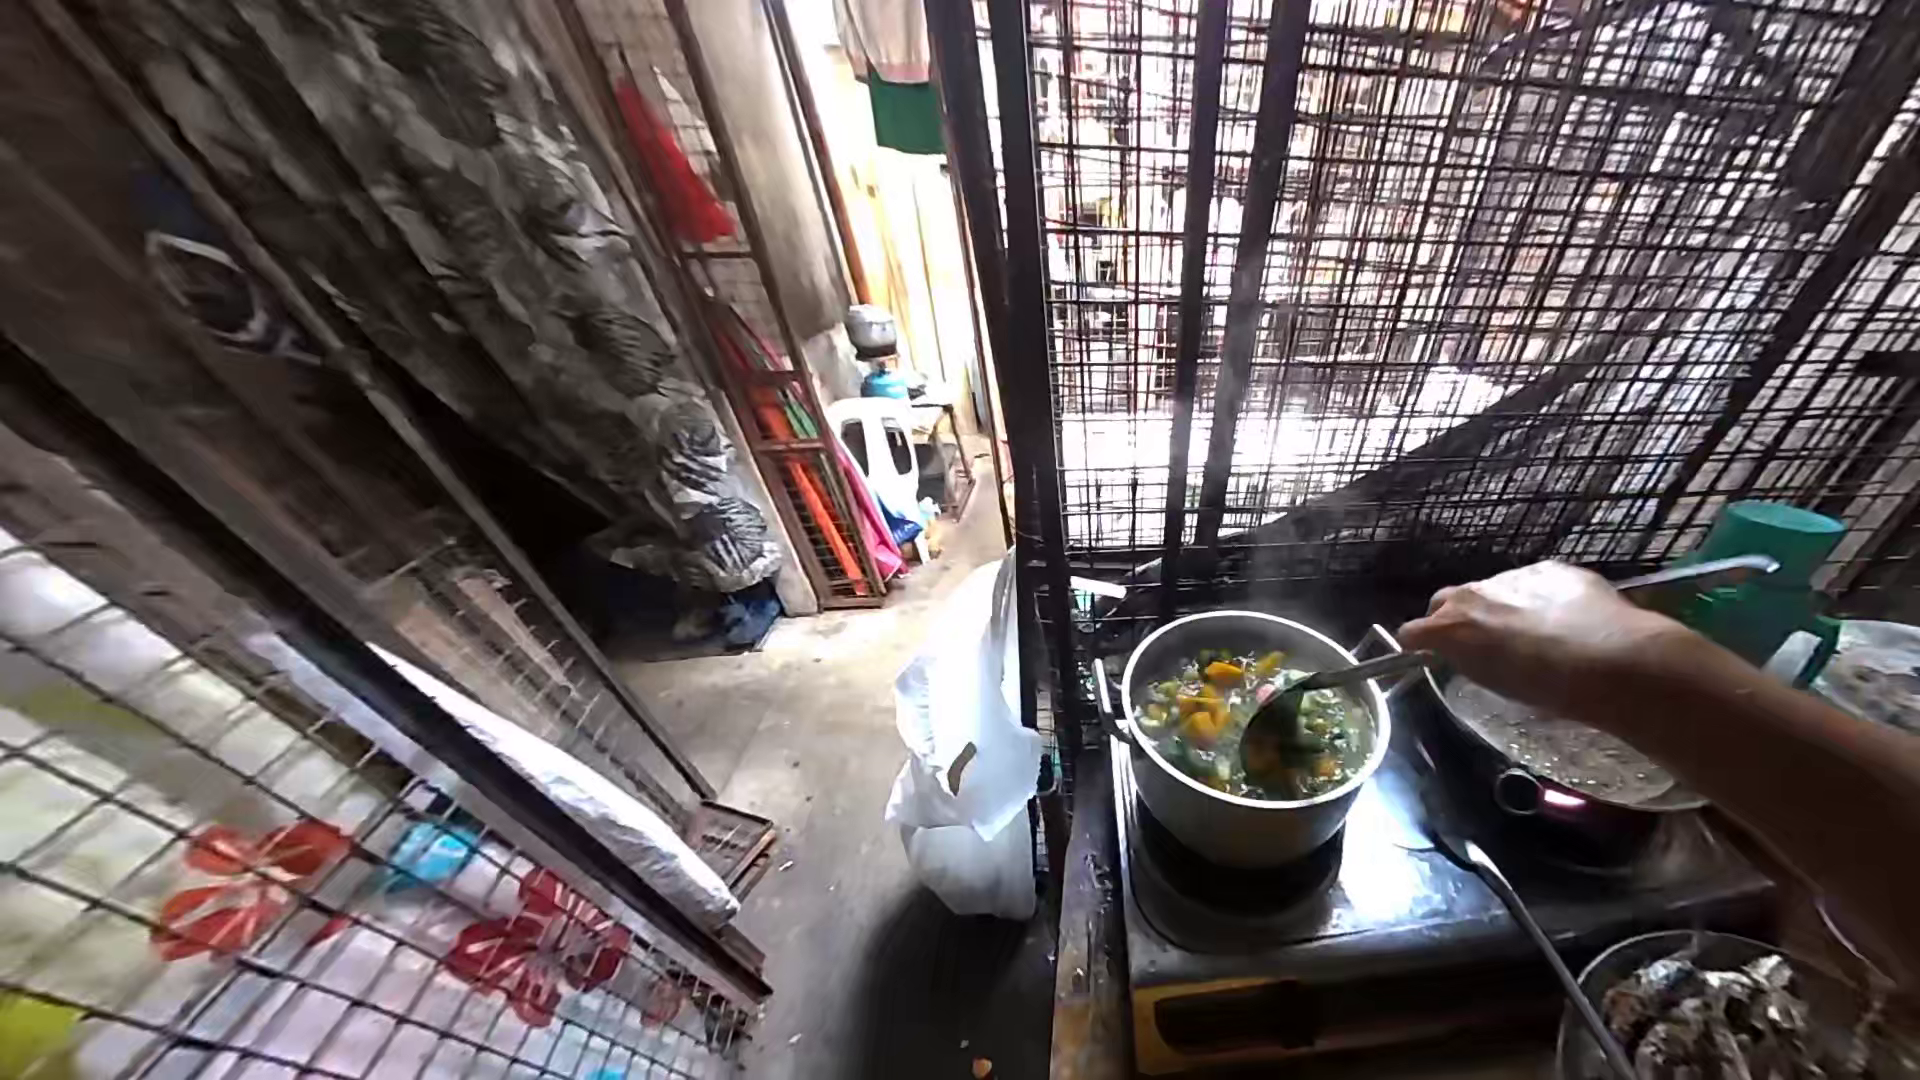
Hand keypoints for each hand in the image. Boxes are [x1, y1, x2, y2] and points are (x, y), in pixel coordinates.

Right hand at [1397, 561, 1696, 719]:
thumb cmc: (1546, 686)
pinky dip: (1542, 595)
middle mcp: (1467, 595)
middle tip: (1486, 640)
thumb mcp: (1491, 681)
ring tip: (1536, 628)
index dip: (1421, 643)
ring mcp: (1508, 578)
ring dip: (1502, 605)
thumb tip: (1465, 650)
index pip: (1411, 632)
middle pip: (1444, 601)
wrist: (1617, 662)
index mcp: (1446, 627)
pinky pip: (1535, 581)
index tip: (1434, 654)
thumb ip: (1466, 658)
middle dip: (1457, 616)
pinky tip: (1568, 616)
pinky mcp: (1550, 570)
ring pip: (1491, 590)